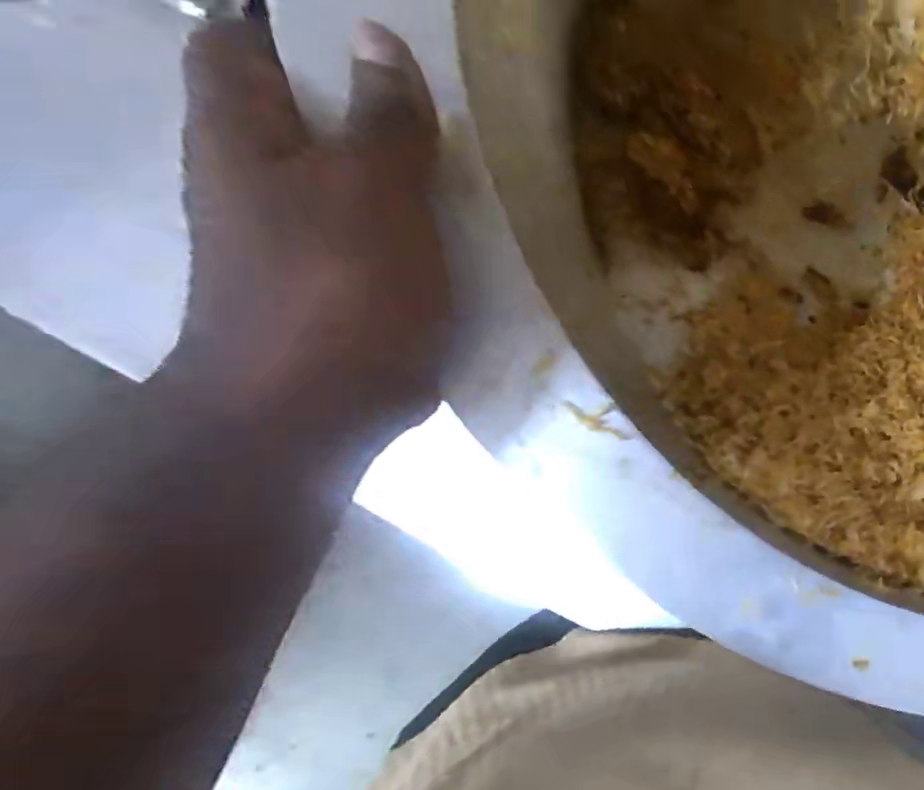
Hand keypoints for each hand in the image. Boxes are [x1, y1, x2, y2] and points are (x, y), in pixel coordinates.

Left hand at [168, 19, 446, 447]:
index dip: (291, 25)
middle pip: (306, 115)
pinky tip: (465, 240)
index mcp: (240, 132)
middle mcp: (256, 178)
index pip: (241, 42)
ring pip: (351, 183)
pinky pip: (380, 240)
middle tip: (445, 105)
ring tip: (470, 170)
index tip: (370, 36)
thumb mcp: (372, 190)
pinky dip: (416, 233)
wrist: (316, 404)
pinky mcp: (340, 290)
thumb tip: (375, 36)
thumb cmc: (338, 285)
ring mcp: (297, 240)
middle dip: (368, 103)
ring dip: (402, 175)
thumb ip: (384, 119)